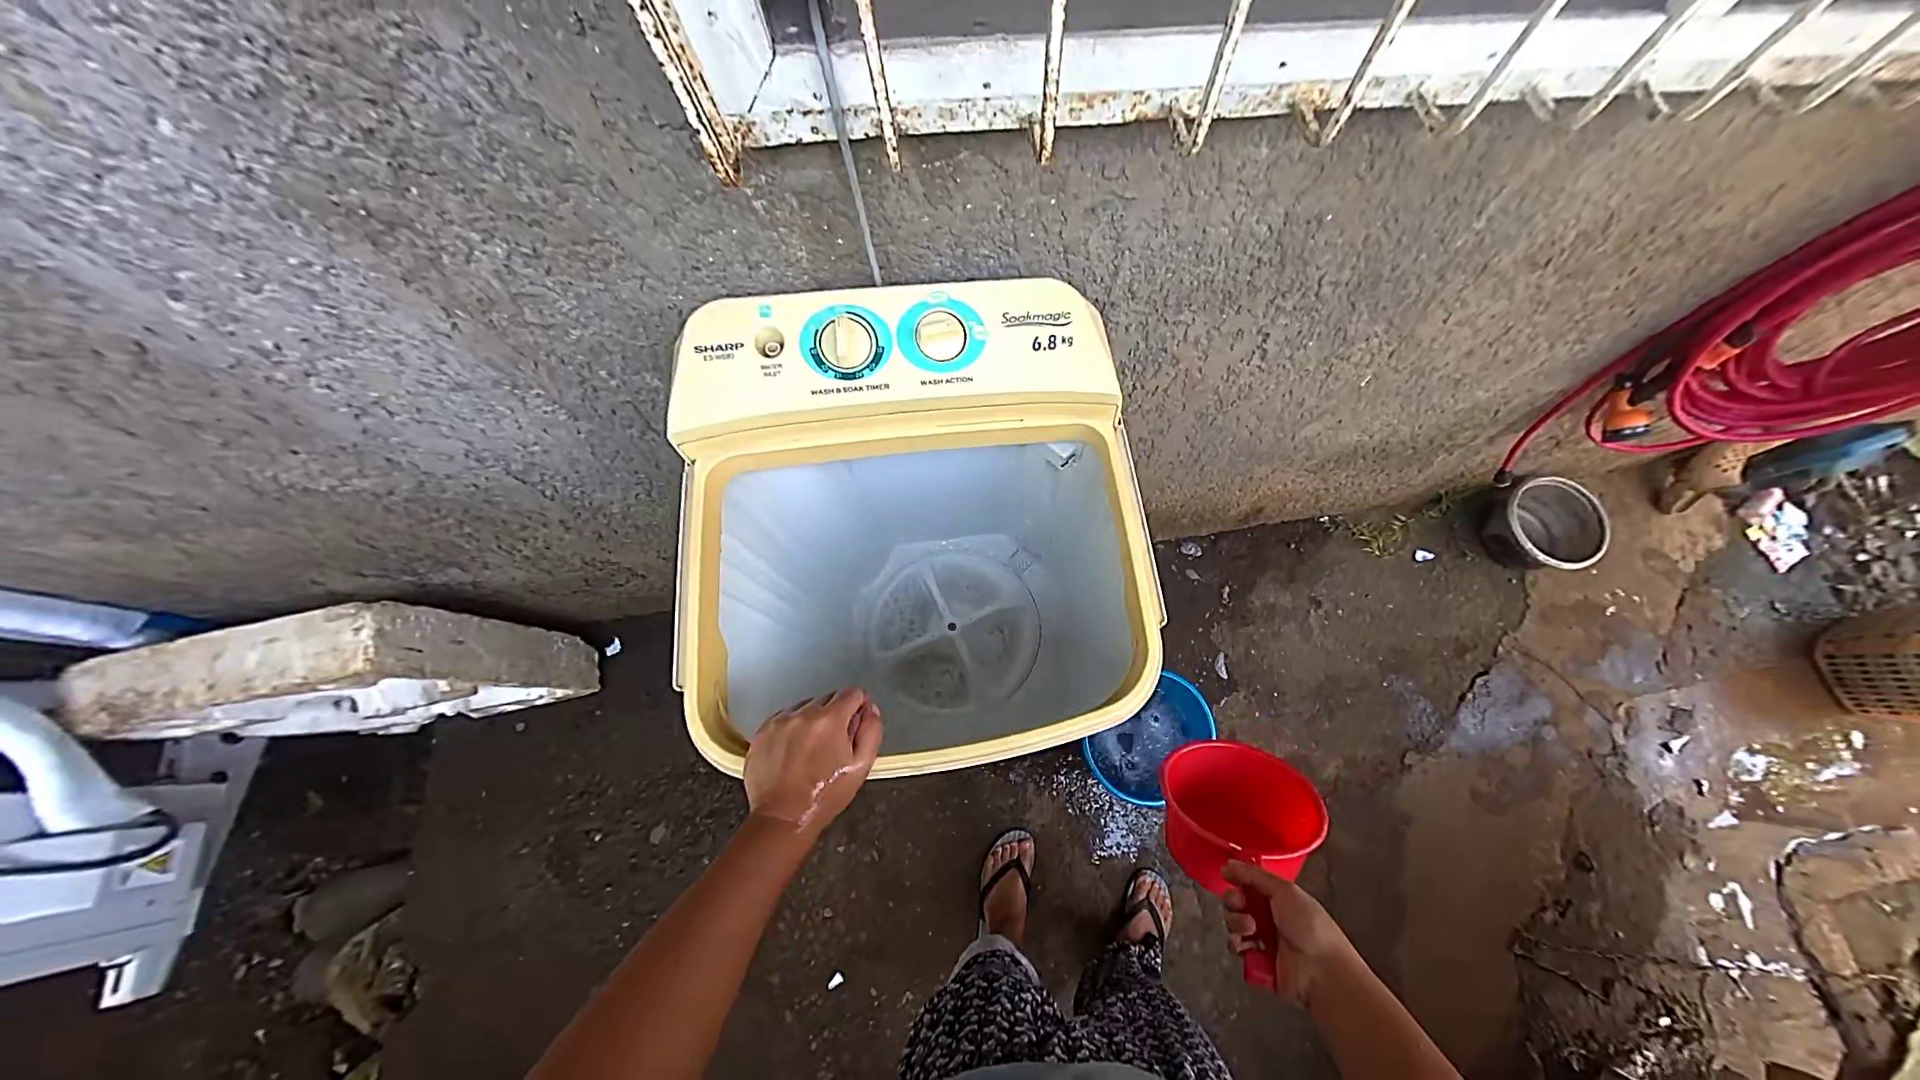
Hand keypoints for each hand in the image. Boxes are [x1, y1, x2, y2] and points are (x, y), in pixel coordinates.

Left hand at [744, 687, 882, 839]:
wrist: (782, 817)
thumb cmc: (825, 795)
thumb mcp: (861, 767)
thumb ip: (871, 732)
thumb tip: (871, 710)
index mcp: (830, 720)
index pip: (852, 693)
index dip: (858, 707)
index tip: (855, 723)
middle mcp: (803, 714)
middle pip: (828, 699)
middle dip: (835, 715)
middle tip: (833, 743)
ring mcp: (780, 721)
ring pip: (805, 707)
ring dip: (812, 720)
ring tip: (811, 749)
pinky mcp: (763, 731)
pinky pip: (784, 718)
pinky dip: (792, 727)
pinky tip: (794, 751)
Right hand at [1222, 861, 1355, 1006]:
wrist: (1322, 972)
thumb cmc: (1309, 926)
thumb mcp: (1286, 891)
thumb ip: (1255, 876)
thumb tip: (1229, 863)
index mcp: (1278, 898)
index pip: (1250, 883)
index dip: (1237, 878)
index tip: (1225, 875)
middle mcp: (1268, 916)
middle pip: (1237, 902)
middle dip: (1233, 900)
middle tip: (1239, 904)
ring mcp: (1262, 939)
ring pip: (1234, 923)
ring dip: (1236, 922)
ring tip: (1250, 929)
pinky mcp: (1256, 961)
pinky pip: (1236, 947)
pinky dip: (1236, 944)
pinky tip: (1244, 944)